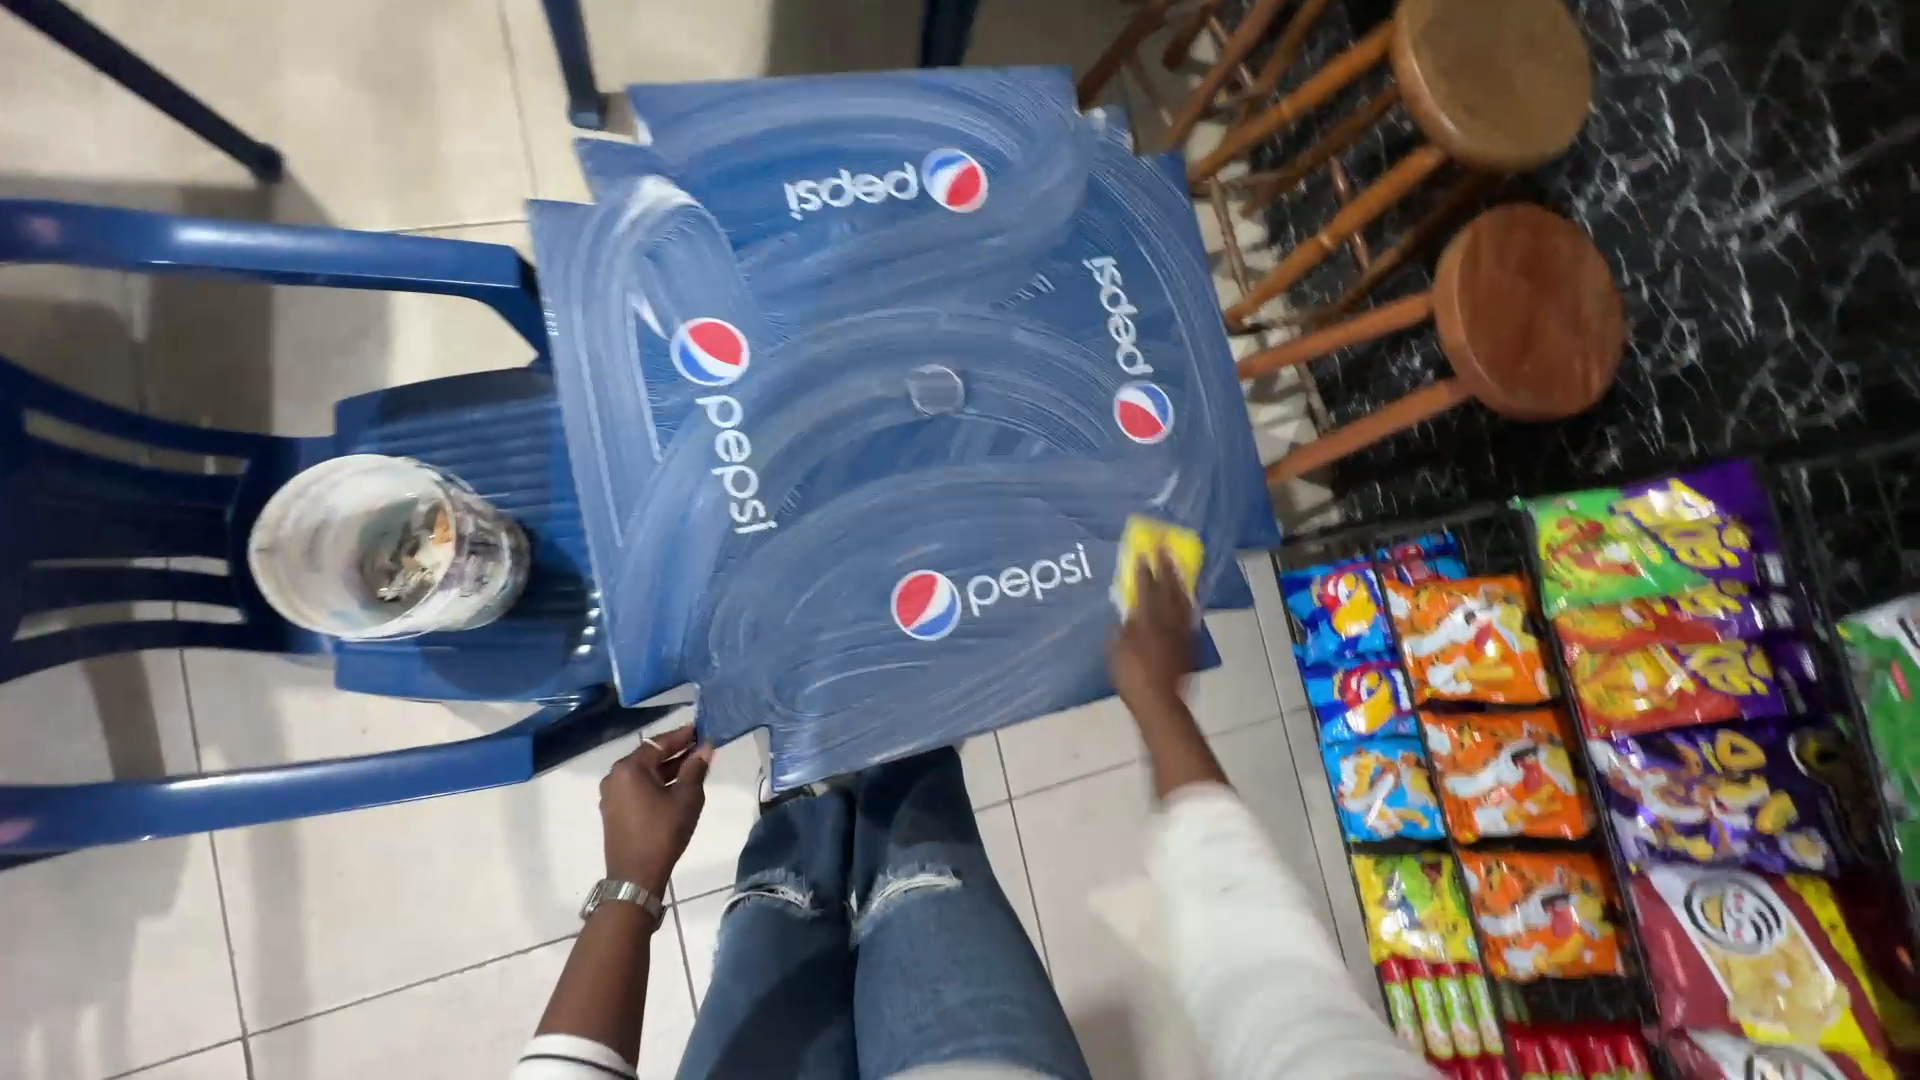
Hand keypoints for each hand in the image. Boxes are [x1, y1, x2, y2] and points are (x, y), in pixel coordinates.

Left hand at [599, 725, 711, 891]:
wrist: (636, 877)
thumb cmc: (663, 832)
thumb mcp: (687, 797)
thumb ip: (696, 768)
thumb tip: (705, 747)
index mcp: (629, 769)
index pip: (658, 743)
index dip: (682, 736)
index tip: (700, 729)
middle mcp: (615, 777)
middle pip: (649, 757)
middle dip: (675, 752)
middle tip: (700, 747)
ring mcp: (611, 796)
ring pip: (644, 774)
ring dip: (667, 769)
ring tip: (693, 766)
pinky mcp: (614, 812)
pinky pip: (638, 788)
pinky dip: (656, 783)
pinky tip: (676, 787)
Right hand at [1107, 551, 1195, 716]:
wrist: (1161, 702)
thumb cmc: (1132, 679)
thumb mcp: (1116, 651)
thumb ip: (1122, 630)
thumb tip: (1126, 616)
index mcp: (1147, 620)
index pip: (1146, 588)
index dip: (1144, 569)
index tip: (1143, 551)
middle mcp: (1167, 621)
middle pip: (1169, 588)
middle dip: (1166, 566)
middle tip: (1164, 547)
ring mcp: (1181, 631)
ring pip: (1183, 599)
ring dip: (1179, 581)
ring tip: (1177, 567)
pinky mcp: (1189, 643)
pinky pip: (1189, 615)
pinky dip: (1187, 602)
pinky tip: (1187, 599)